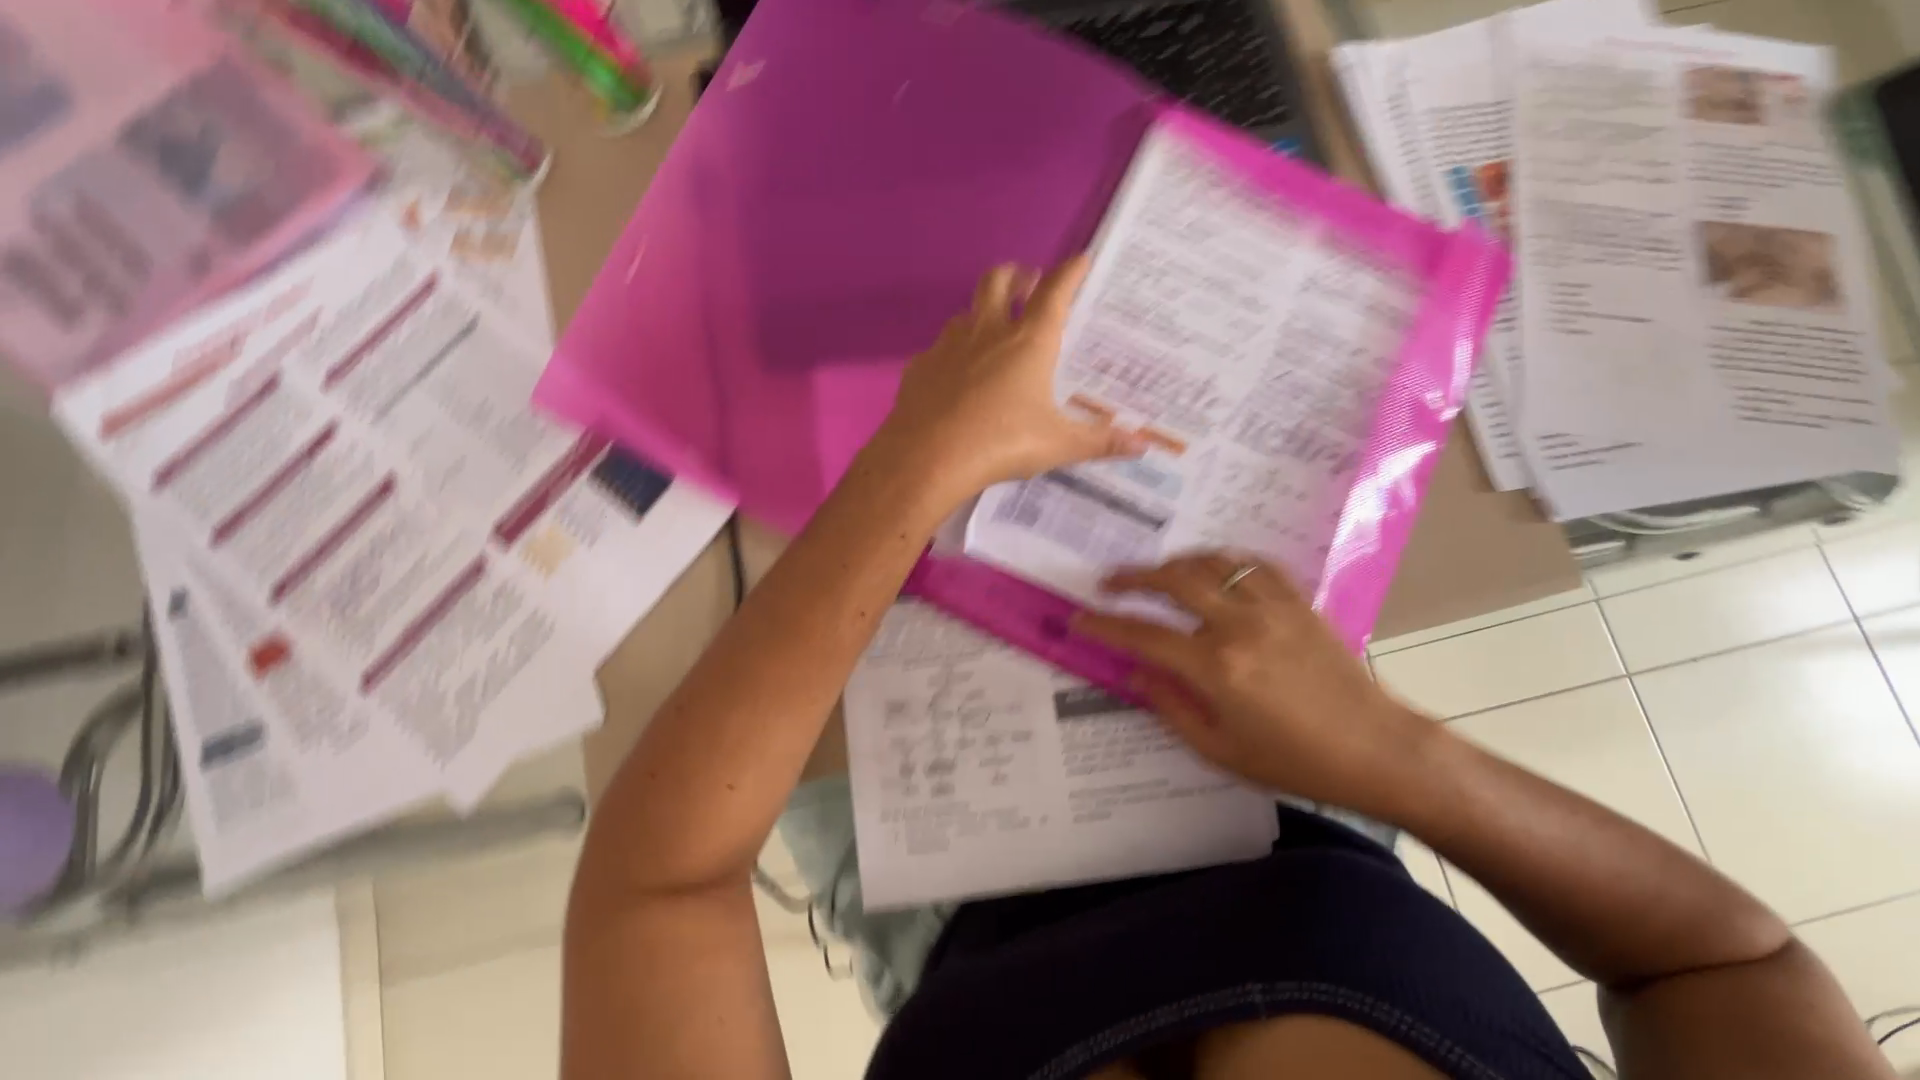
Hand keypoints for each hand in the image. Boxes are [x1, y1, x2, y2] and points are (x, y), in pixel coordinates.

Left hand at [868, 257, 1143, 497]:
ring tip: (993, 335)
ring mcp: (948, 347)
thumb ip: (1100, 442)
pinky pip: (939, 351)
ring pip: (965, 314)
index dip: (1070, 272)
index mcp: (1029, 342)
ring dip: (981, 315)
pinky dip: (952, 356)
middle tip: (1027, 285)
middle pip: (998, 281)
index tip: (1080, 260)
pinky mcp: (920, 368)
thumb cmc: (1002, 443)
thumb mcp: (1059, 445)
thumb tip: (1143, 445)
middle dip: (1015, 275)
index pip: (1054, 292)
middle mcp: (988, 332)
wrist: (928, 458)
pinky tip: (956, 380)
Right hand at [1072, 552, 1434, 816]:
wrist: (1375, 749)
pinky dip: (1227, 562)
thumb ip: (1170, 707)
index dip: (1104, 624)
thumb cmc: (1294, 761)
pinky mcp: (1299, 602)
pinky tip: (1217, 572)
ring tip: (1158, 575)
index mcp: (1216, 667)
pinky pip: (1255, 565)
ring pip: (1213, 563)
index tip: (1078, 617)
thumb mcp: (1220, 750)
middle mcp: (1240, 625)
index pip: (1143, 634)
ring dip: (1177, 563)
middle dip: (1133, 578)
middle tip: (1109, 583)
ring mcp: (1273, 608)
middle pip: (1173, 580)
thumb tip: (1136, 672)